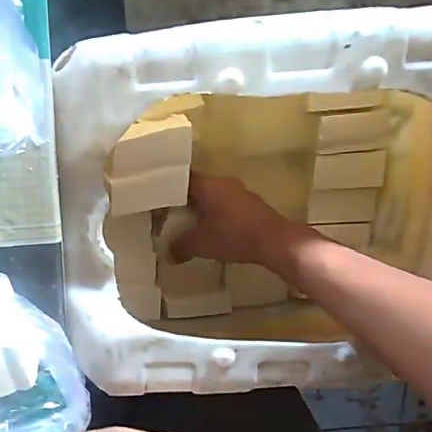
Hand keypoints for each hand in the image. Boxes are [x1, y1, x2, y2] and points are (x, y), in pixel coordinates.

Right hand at [172, 171, 310, 270]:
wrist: (276, 242)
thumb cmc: (233, 235)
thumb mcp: (200, 244)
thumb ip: (180, 246)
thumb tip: (168, 254)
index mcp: (207, 185)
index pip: (181, 177)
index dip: (167, 186)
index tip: (155, 197)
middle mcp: (223, 182)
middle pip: (197, 186)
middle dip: (183, 200)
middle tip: (168, 213)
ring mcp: (239, 192)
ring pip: (212, 195)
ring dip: (201, 207)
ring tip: (187, 223)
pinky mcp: (251, 204)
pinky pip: (225, 204)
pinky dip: (216, 213)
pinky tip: (211, 229)